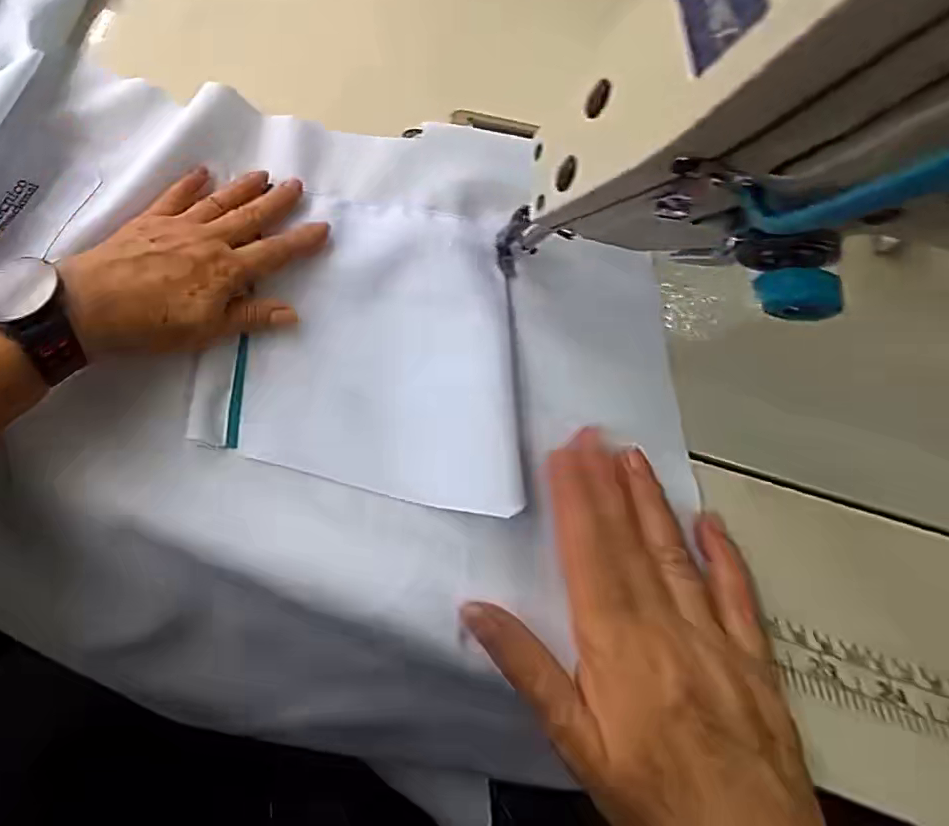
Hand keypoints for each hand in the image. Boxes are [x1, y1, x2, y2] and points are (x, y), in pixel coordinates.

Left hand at [58, 167, 329, 357]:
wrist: (92, 304)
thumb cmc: (148, 326)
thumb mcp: (203, 331)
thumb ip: (246, 317)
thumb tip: (292, 312)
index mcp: (225, 270)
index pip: (272, 253)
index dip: (299, 242)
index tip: (322, 227)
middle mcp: (207, 240)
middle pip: (249, 218)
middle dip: (275, 203)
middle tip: (296, 185)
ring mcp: (176, 226)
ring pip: (218, 202)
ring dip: (241, 188)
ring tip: (262, 174)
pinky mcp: (148, 221)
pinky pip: (174, 196)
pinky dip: (189, 183)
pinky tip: (201, 172)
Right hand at [463, 429, 821, 825]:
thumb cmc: (651, 794)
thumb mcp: (574, 739)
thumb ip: (527, 670)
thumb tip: (475, 608)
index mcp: (620, 646)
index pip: (594, 556)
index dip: (579, 502)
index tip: (567, 457)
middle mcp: (670, 635)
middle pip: (634, 546)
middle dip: (609, 487)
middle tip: (595, 437)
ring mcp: (717, 648)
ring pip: (679, 560)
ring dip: (653, 506)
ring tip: (634, 461)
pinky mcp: (753, 668)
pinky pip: (737, 601)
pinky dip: (725, 558)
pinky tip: (711, 524)